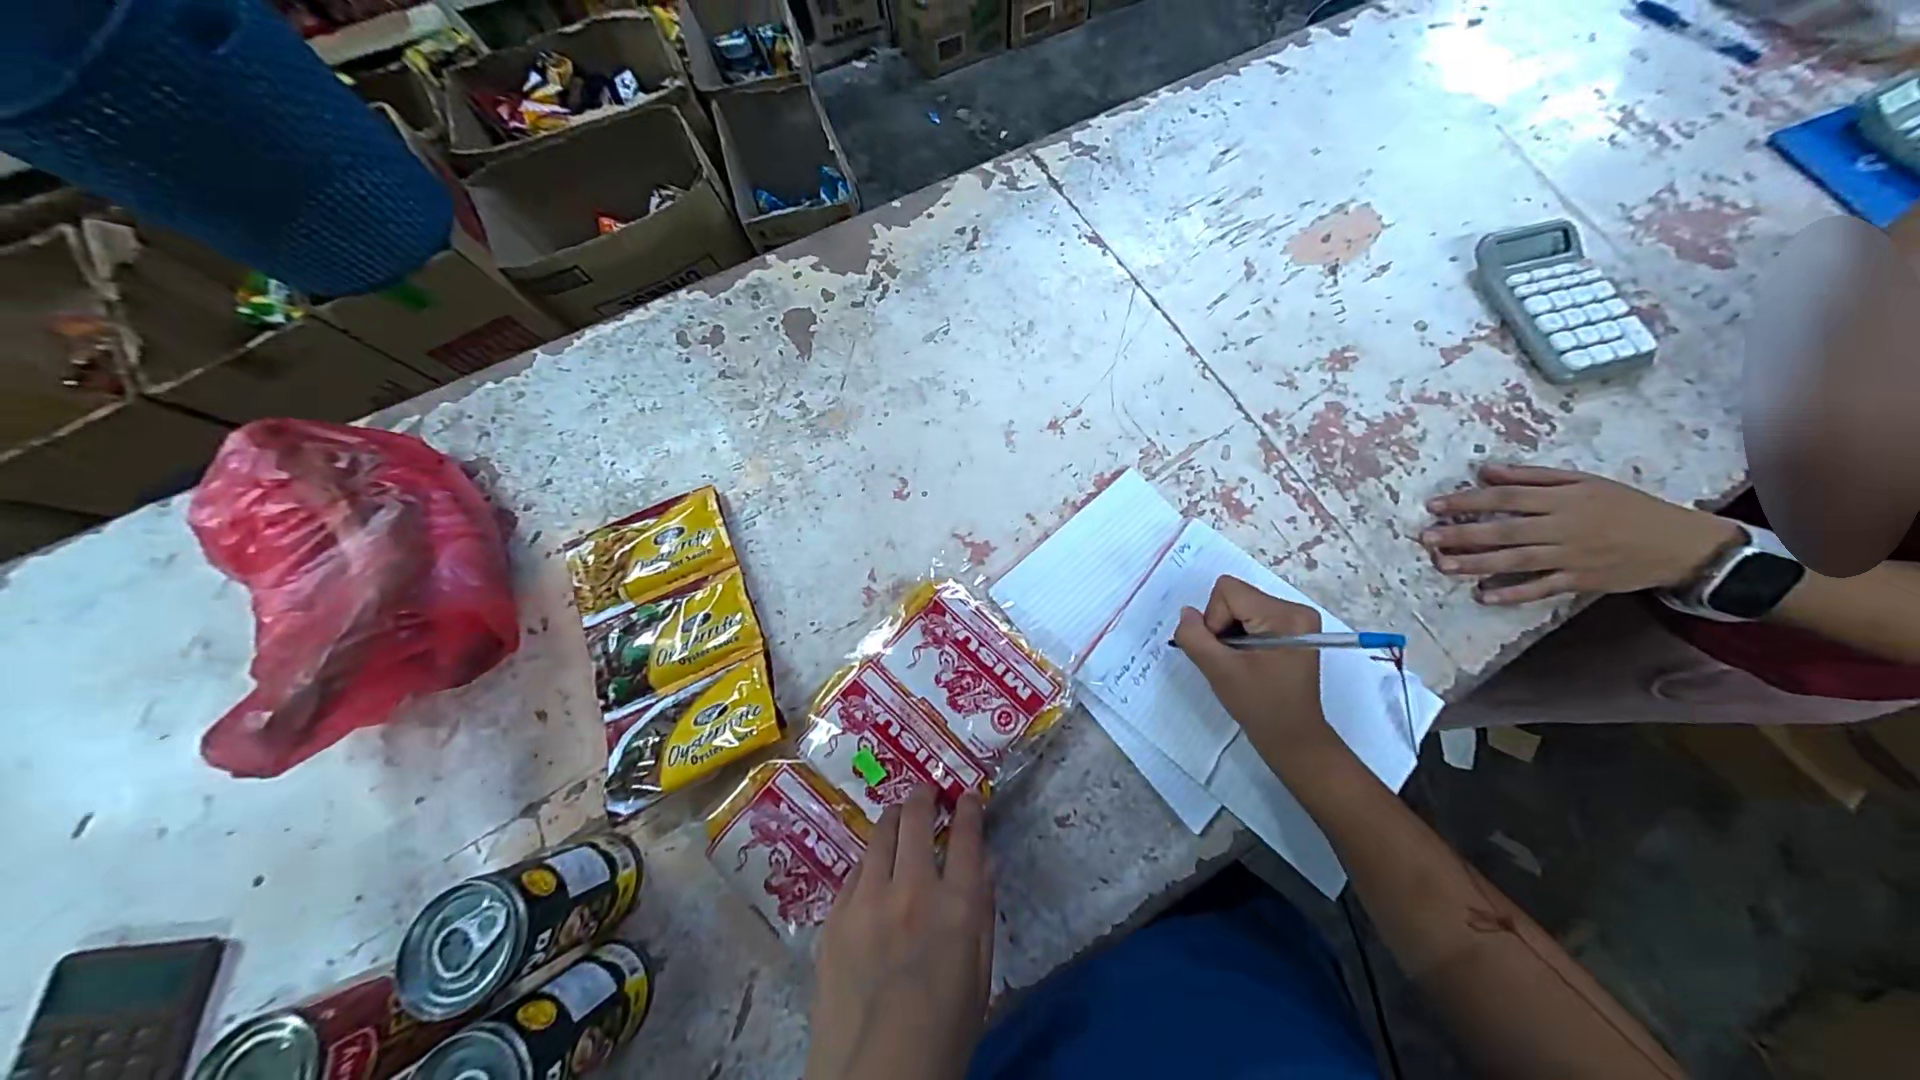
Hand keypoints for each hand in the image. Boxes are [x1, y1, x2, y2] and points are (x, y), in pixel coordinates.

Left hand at [806, 787, 993, 1079]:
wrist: (874, 1075)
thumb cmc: (943, 1034)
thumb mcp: (979, 975)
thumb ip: (981, 912)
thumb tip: (986, 864)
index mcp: (956, 906)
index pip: (966, 838)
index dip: (968, 809)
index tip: (967, 794)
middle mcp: (911, 890)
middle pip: (916, 821)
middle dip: (923, 798)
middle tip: (926, 791)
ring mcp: (867, 900)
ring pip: (879, 837)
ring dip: (893, 819)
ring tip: (897, 814)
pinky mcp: (835, 916)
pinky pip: (854, 871)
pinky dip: (869, 861)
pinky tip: (871, 866)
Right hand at [1173, 576, 1335, 770]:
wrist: (1292, 737)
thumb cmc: (1260, 706)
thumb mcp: (1219, 671)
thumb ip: (1194, 637)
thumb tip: (1186, 613)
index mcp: (1285, 615)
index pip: (1228, 591)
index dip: (1213, 619)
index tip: (1223, 651)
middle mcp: (1295, 609)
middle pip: (1234, 596)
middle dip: (1221, 625)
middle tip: (1230, 659)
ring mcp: (1295, 619)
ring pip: (1239, 606)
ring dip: (1229, 632)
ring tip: (1239, 662)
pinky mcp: (1290, 630)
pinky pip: (1250, 617)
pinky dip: (1239, 636)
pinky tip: (1246, 660)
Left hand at [1422, 464, 1743, 604]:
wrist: (1682, 543)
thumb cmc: (1626, 506)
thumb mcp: (1584, 482)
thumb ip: (1533, 477)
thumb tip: (1486, 470)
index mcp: (1564, 499)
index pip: (1506, 497)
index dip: (1468, 501)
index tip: (1433, 506)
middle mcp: (1565, 526)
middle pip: (1506, 530)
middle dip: (1463, 534)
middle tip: (1427, 538)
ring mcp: (1572, 556)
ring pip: (1517, 560)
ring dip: (1477, 563)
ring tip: (1443, 565)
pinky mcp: (1581, 580)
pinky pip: (1542, 588)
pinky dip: (1513, 593)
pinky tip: (1484, 596)